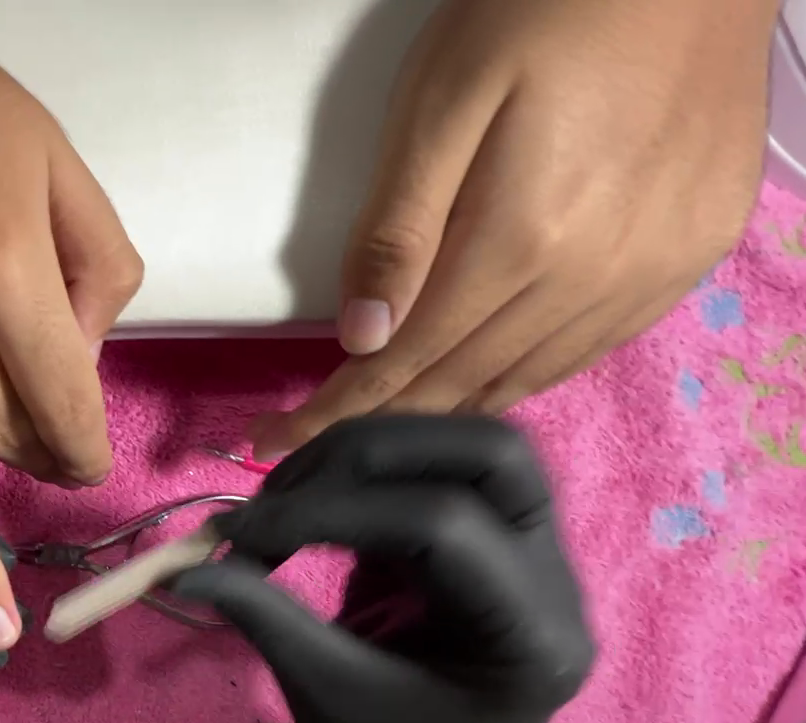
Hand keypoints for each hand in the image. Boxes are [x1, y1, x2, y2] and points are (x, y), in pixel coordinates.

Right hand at [175, 416, 595, 722]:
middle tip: (276, 494)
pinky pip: (426, 471)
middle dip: (367, 455)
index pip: (440, 525)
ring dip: (360, 454)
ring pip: (462, 446)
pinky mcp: (474, 540)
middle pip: (486, 454)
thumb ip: (261, 615)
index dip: (325, 513)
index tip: (234, 535)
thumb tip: (184, 566)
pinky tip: (300, 505)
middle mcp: (548, 575)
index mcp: (529, 632)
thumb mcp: (321, 691)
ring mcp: (521, 551)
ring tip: (280, 497)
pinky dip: (354, 476)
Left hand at [255, 0, 776, 457]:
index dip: (330, 413)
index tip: (272, 441)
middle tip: (305, 441)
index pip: (397, 366)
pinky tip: (468, 383)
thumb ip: (396, 234)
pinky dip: (510, 381)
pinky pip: (581, 353)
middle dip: (368, 423)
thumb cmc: (539, 18)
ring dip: (435, 411)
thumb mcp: (436, 114)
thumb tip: (360, 337)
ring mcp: (653, 270)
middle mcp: (593, 277)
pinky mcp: (690, 254)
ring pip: (515, 383)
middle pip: (450, 386)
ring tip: (373, 422)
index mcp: (519, 245)